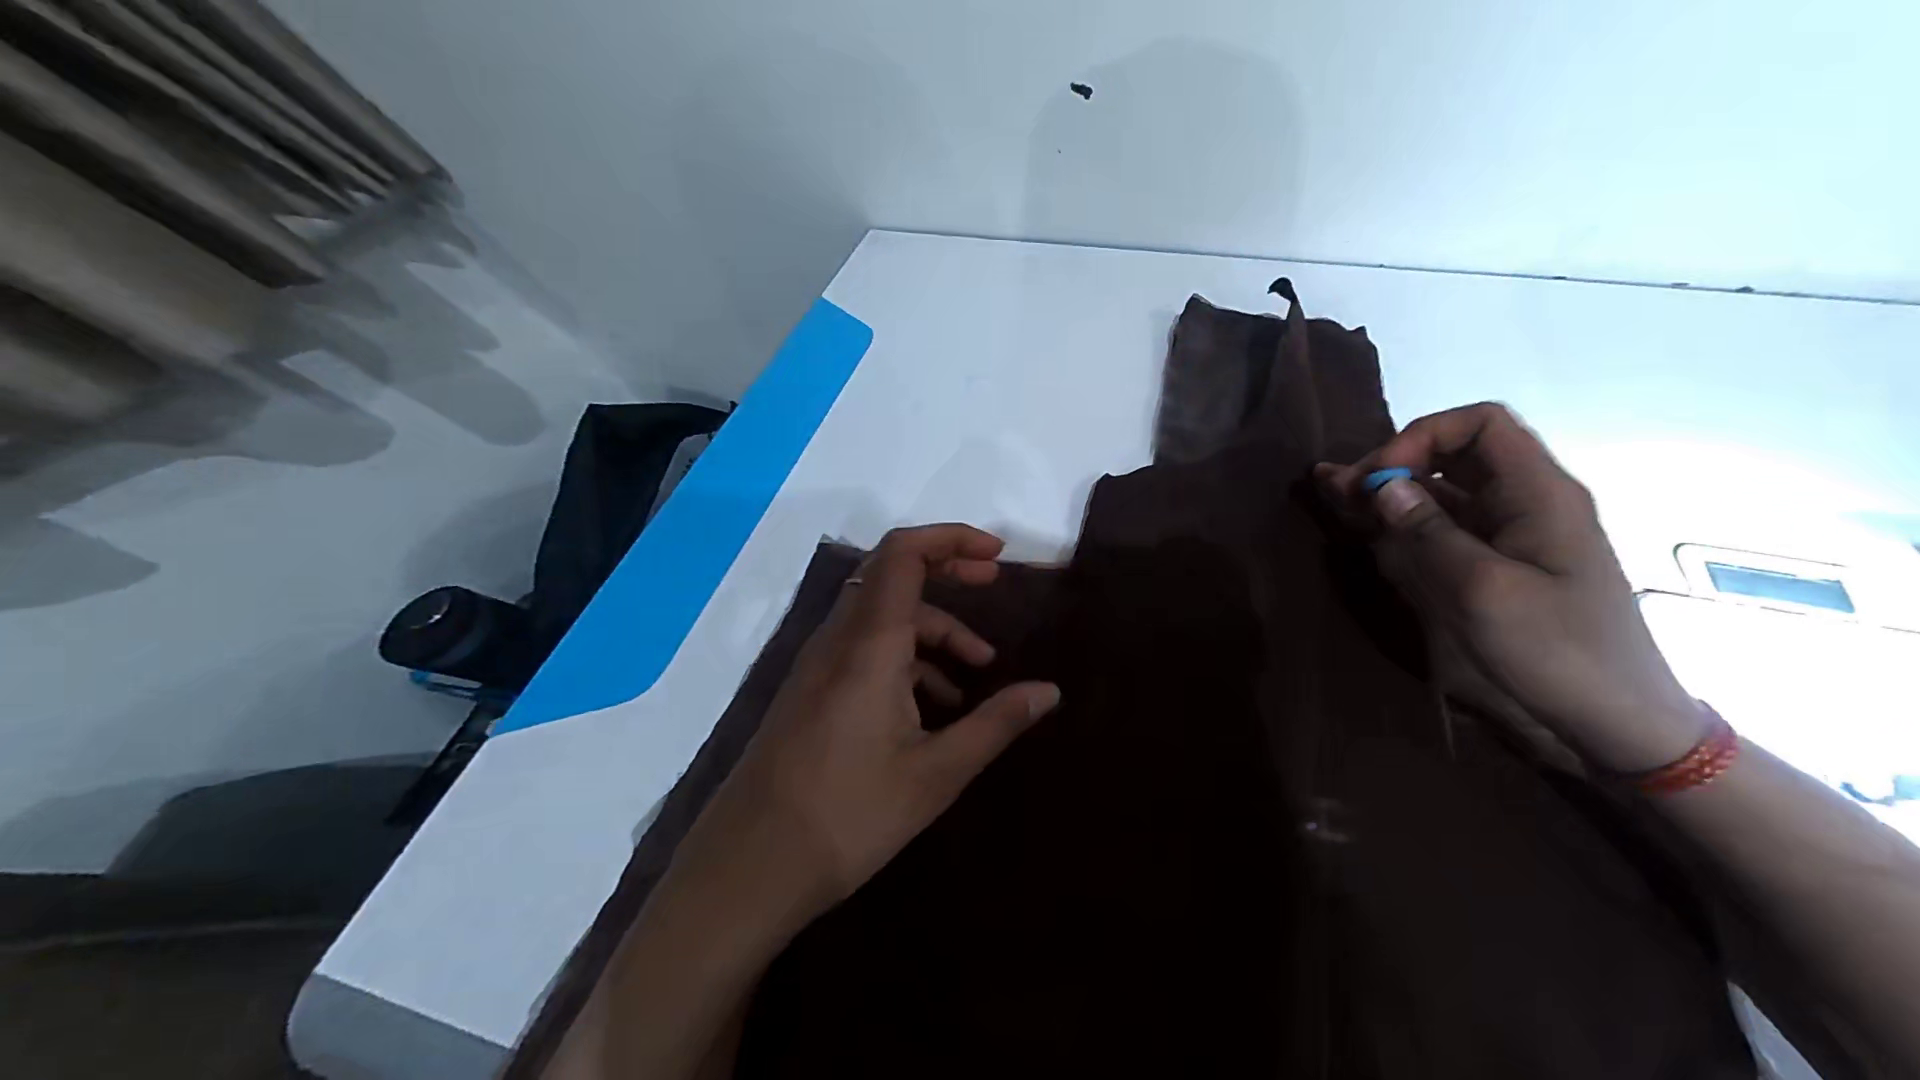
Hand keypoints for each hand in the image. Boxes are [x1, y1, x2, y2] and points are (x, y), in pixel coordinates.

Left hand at [674, 524, 1061, 931]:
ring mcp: (818, 664)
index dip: (951, 538)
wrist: (749, 867)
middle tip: (994, 584)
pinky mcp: (812, 690)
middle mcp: (838, 640)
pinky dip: (906, 659)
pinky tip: (933, 706)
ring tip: (978, 670)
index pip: (903, 554)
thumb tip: (1050, 692)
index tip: (997, 556)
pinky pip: (864, 650)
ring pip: (882, 617)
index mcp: (869, 644)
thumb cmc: (848, 816)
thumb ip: (995, 724)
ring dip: (933, 629)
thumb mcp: (936, 773)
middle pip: (892, 574)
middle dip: (947, 569)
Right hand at [1315, 403, 1706, 772]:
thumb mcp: (1482, 590)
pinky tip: (1365, 526)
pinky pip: (1444, 526)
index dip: (1422, 437)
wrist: (1614, 717)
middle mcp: (1524, 501)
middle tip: (1338, 491)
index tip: (1380, 479)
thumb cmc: (1557, 651)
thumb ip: (1427, 532)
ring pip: (1442, 490)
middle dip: (1392, 464)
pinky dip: (1402, 522)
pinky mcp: (1497, 561)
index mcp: (1538, 493)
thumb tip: (1380, 484)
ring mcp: (1510, 532)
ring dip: (1388, 492)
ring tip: (1332, 498)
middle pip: (1453, 453)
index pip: (1479, 424)